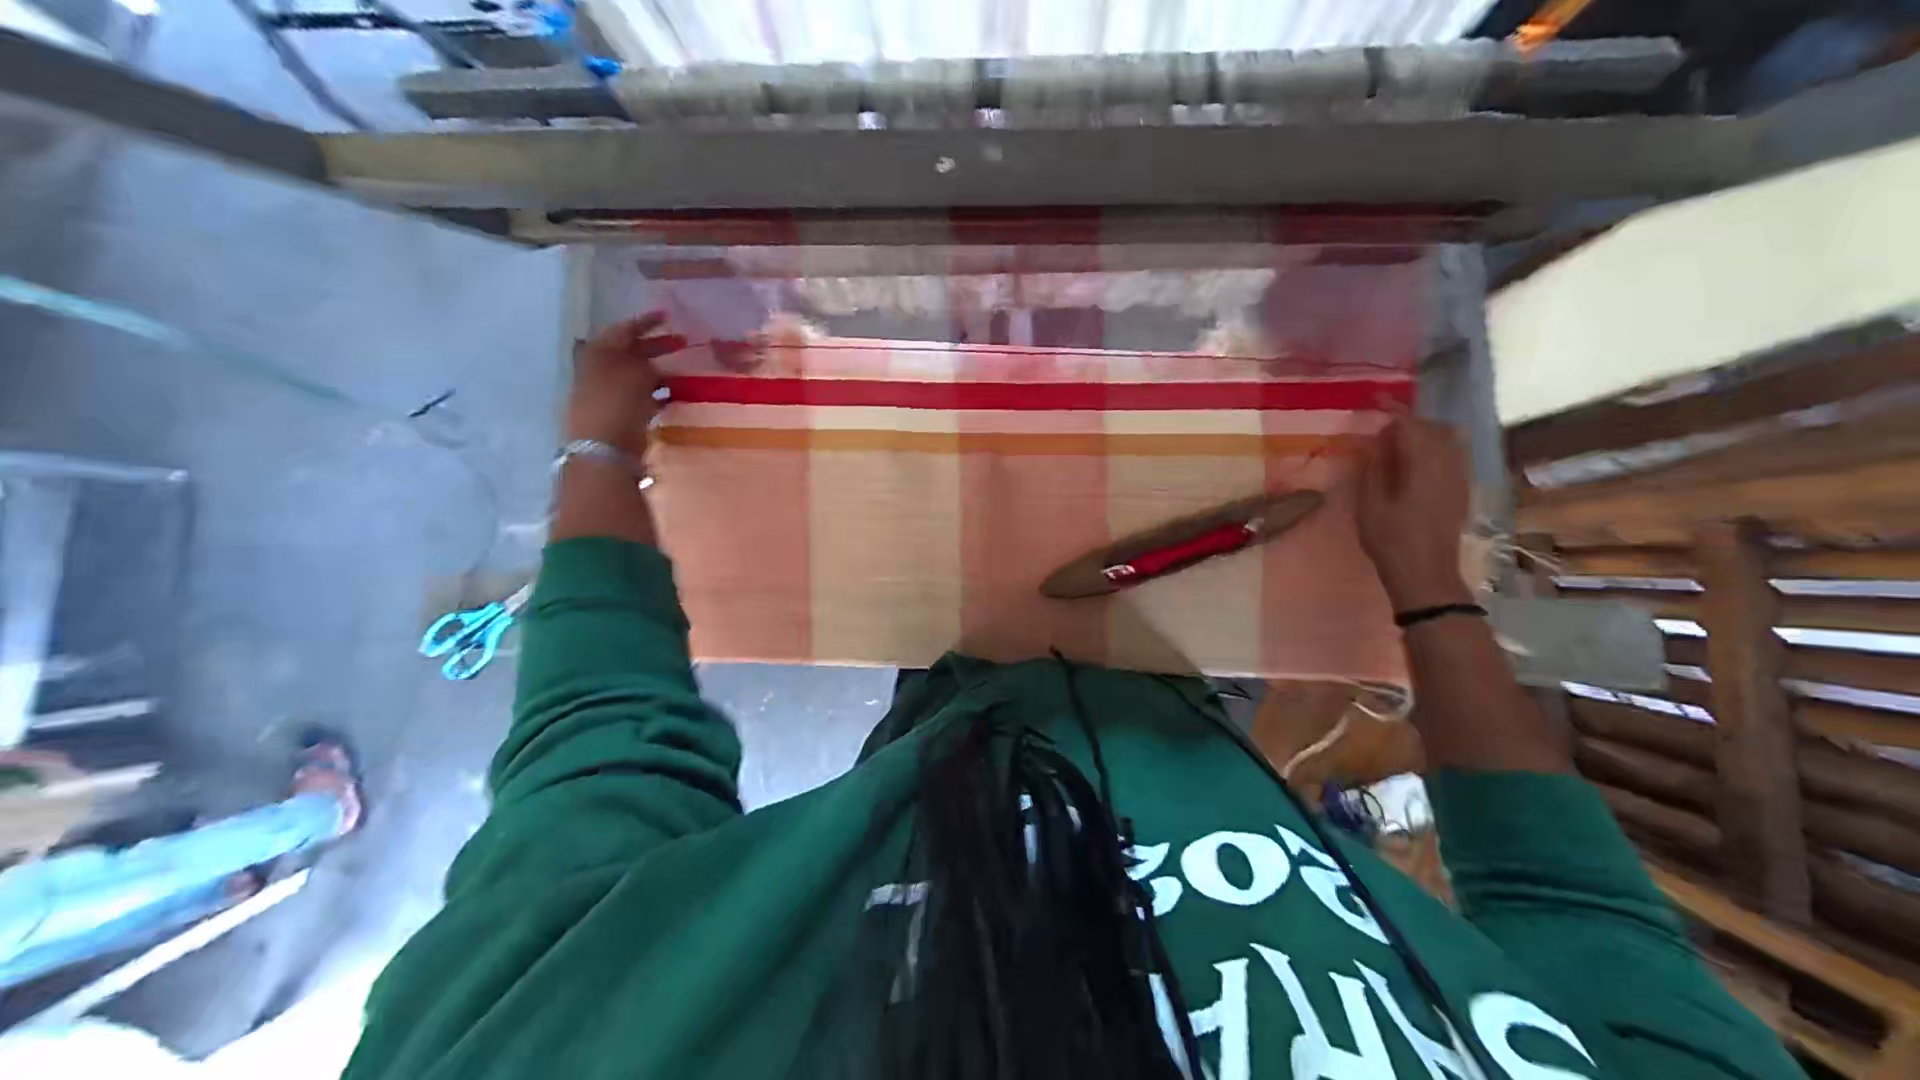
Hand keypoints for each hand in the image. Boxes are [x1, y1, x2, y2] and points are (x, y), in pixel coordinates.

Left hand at [565, 313, 687, 454]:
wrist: (603, 450)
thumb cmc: (617, 404)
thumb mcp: (636, 374)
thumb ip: (646, 363)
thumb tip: (652, 366)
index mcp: (599, 352)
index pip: (624, 329)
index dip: (646, 322)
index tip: (668, 317)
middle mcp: (600, 370)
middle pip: (630, 352)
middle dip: (656, 346)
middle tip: (683, 343)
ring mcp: (608, 394)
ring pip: (637, 375)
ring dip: (658, 371)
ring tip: (682, 371)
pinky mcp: (619, 415)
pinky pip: (641, 397)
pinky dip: (657, 393)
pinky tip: (672, 396)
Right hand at [1355, 416, 1473, 611]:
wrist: (1426, 575)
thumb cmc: (1391, 540)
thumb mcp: (1369, 505)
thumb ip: (1373, 469)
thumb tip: (1375, 444)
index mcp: (1425, 464)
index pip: (1412, 426)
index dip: (1392, 416)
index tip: (1372, 413)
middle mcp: (1449, 465)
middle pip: (1436, 429)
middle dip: (1411, 423)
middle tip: (1384, 432)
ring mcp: (1460, 478)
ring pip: (1449, 441)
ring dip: (1426, 437)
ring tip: (1399, 447)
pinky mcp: (1462, 491)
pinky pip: (1453, 457)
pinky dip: (1435, 451)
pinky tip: (1416, 466)